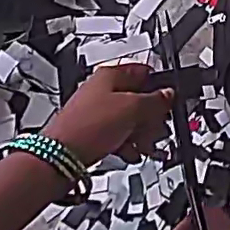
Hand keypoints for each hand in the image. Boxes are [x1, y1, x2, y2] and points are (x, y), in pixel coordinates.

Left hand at [41, 64, 169, 164]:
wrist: (60, 158)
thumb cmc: (87, 126)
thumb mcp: (133, 109)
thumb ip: (155, 101)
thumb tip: (168, 95)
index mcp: (109, 75)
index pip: (143, 72)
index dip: (159, 86)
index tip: (168, 101)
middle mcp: (101, 90)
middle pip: (136, 98)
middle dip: (150, 115)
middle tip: (158, 127)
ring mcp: (95, 112)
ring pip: (127, 118)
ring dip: (140, 132)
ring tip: (147, 144)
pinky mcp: (91, 132)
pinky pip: (116, 134)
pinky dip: (127, 143)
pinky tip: (132, 152)